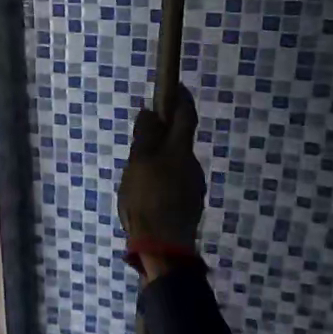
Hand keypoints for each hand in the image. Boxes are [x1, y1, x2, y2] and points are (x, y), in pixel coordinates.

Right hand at [117, 88, 206, 275]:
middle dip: (164, 134)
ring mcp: (194, 185)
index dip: (181, 99)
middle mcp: (192, 164)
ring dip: (162, 159)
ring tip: (139, 171)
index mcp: (179, 150)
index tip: (174, 87)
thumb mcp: (138, 164)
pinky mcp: (191, 203)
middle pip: (179, 140)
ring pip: (176, 162)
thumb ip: (145, 137)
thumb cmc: (147, 200)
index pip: (185, 116)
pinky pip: (176, 181)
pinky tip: (149, 192)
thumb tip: (150, 112)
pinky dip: (164, 178)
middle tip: (141, 138)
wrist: (163, 246)